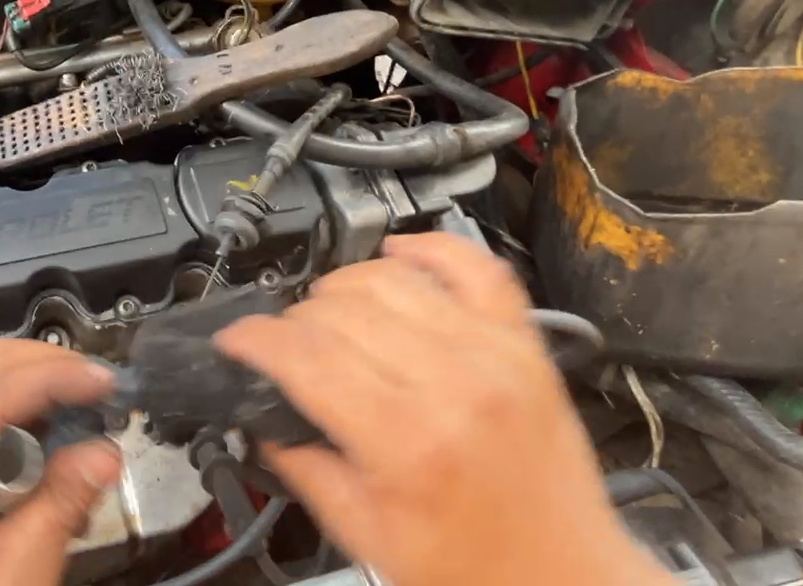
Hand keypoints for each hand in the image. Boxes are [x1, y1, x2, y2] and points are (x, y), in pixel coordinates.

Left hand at [0, 340, 122, 585]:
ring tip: (90, 413)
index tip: (101, 381)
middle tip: (102, 384)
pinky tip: (62, 434)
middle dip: (51, 366)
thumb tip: (104, 453)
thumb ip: (59, 508)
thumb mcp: (15, 573)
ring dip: (45, 382)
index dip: (52, 378)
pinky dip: (33, 404)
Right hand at [215, 233, 669, 585]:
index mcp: (408, 442)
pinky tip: (396, 257)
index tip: (234, 339)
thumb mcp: (363, 534)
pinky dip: (428, 249)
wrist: (568, 581)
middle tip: (284, 347)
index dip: (253, 339)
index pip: (304, 355)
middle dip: (291, 323)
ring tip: (329, 318)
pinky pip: (472, 265)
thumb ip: (297, 463)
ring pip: (386, 278)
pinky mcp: (520, 343)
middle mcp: (454, 384)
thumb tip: (258, 406)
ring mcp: (493, 354)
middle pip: (337, 310)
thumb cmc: (475, 570)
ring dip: (339, 288)